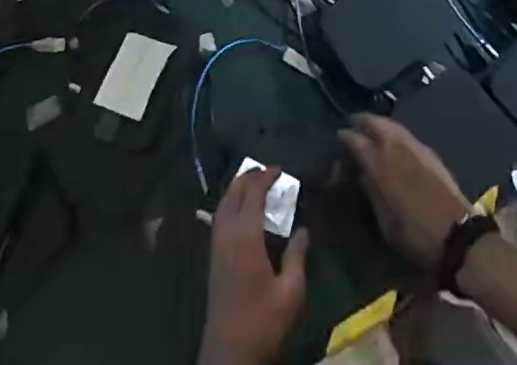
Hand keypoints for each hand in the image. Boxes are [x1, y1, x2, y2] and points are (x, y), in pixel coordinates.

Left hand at [199, 166, 309, 364]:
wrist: (230, 348)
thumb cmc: (264, 320)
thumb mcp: (291, 292)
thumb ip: (297, 256)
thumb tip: (302, 230)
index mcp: (245, 235)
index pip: (253, 193)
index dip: (265, 177)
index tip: (280, 169)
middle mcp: (226, 232)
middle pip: (233, 192)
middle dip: (249, 176)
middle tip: (267, 172)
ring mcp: (216, 243)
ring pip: (224, 203)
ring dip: (238, 188)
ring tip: (256, 184)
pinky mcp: (213, 255)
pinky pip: (220, 216)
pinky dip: (232, 203)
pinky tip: (243, 212)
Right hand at [337, 113, 472, 270]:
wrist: (460, 237)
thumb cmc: (415, 234)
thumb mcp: (384, 219)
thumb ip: (371, 191)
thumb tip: (363, 173)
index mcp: (379, 164)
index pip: (356, 140)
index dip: (346, 136)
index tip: (340, 135)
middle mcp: (396, 149)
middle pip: (377, 124)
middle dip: (364, 120)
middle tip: (354, 121)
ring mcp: (417, 150)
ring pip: (394, 126)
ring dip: (381, 123)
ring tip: (373, 126)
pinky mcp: (433, 156)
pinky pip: (409, 136)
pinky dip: (397, 133)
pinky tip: (396, 140)